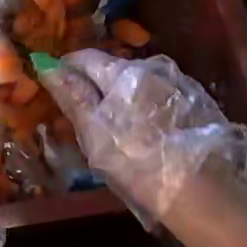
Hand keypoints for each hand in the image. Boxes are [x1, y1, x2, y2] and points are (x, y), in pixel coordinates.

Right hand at [36, 50, 246, 226]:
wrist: (201, 190)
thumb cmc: (134, 159)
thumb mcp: (93, 131)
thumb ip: (71, 95)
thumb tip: (45, 64)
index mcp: (123, 71)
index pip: (85, 57)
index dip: (67, 69)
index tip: (57, 86)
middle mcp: (154, 67)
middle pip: (114, 70)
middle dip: (98, 86)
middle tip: (86, 115)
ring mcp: (181, 84)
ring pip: (141, 84)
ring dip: (126, 98)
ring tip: (120, 129)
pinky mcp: (200, 104)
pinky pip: (163, 99)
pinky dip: (150, 110)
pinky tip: (150, 135)